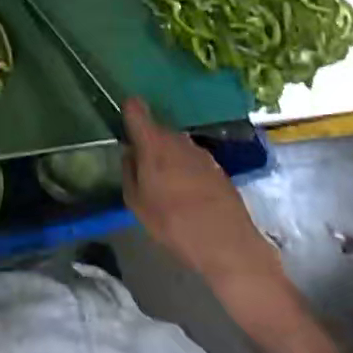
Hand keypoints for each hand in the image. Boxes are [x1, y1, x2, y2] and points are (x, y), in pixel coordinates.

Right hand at [122, 98, 279, 286]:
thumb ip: (129, 172)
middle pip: (156, 129)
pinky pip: (192, 159)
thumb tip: (130, 154)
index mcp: (153, 143)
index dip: (128, 111)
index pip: (135, 108)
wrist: (227, 243)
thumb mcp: (137, 204)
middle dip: (148, 143)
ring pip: (176, 145)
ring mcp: (200, 151)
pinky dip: (187, 169)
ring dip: (169, 157)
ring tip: (167, 187)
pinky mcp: (217, 166)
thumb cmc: (173, 223)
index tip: (124, 125)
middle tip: (143, 170)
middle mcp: (177, 138)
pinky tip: (188, 195)